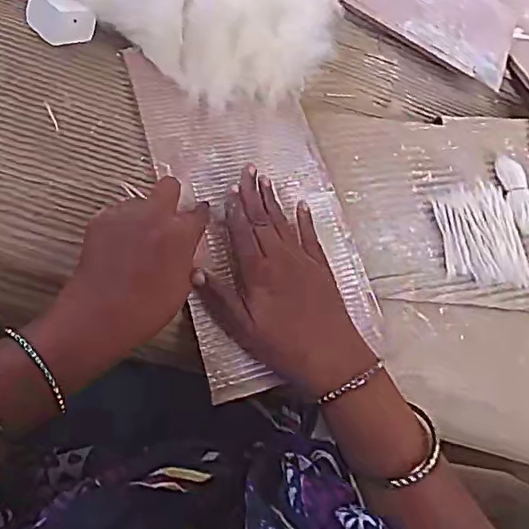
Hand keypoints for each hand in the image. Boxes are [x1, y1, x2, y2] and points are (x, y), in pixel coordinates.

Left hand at [51, 176, 209, 354]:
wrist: (101, 312)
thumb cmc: (147, 309)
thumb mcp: (180, 287)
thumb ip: (185, 260)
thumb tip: (183, 251)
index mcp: (180, 232)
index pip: (198, 211)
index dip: (198, 216)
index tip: (195, 221)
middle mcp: (155, 214)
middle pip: (168, 186)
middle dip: (170, 197)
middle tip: (165, 219)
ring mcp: (125, 213)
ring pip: (138, 202)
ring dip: (140, 215)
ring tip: (133, 242)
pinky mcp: (101, 219)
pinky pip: (116, 215)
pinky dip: (118, 226)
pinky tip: (114, 248)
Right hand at [194, 167, 375, 399]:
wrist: (333, 357)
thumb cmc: (283, 345)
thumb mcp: (244, 328)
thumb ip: (220, 297)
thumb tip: (194, 270)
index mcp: (258, 271)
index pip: (242, 233)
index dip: (234, 211)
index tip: (228, 190)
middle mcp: (280, 258)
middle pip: (262, 220)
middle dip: (252, 194)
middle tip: (246, 171)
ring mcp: (303, 261)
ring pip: (283, 223)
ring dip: (273, 200)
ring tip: (264, 179)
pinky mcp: (321, 268)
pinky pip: (310, 236)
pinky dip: (305, 219)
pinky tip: (300, 205)